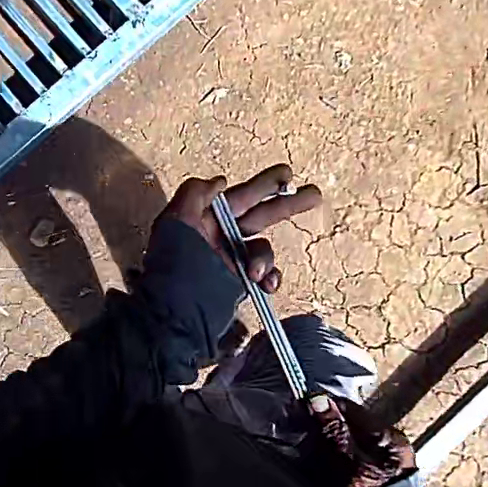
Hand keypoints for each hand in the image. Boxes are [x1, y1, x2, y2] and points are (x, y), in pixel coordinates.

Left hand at [157, 164, 322, 292]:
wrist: (174, 313)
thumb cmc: (172, 267)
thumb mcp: (174, 221)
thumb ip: (195, 194)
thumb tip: (220, 182)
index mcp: (206, 218)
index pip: (241, 196)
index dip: (265, 184)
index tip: (287, 173)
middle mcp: (221, 236)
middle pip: (260, 216)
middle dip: (287, 205)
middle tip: (315, 194)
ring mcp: (232, 260)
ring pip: (263, 249)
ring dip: (265, 258)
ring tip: (255, 272)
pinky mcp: (239, 282)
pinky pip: (265, 274)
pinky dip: (271, 277)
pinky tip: (267, 284)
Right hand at [308, 394, 416, 486]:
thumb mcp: (350, 467)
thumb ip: (334, 433)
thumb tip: (317, 400)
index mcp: (389, 438)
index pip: (350, 408)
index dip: (324, 407)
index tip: (298, 409)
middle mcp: (386, 445)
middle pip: (346, 424)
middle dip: (322, 425)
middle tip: (296, 428)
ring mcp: (378, 463)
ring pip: (343, 440)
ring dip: (323, 442)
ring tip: (301, 445)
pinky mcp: (368, 479)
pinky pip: (344, 456)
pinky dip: (328, 456)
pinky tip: (313, 461)